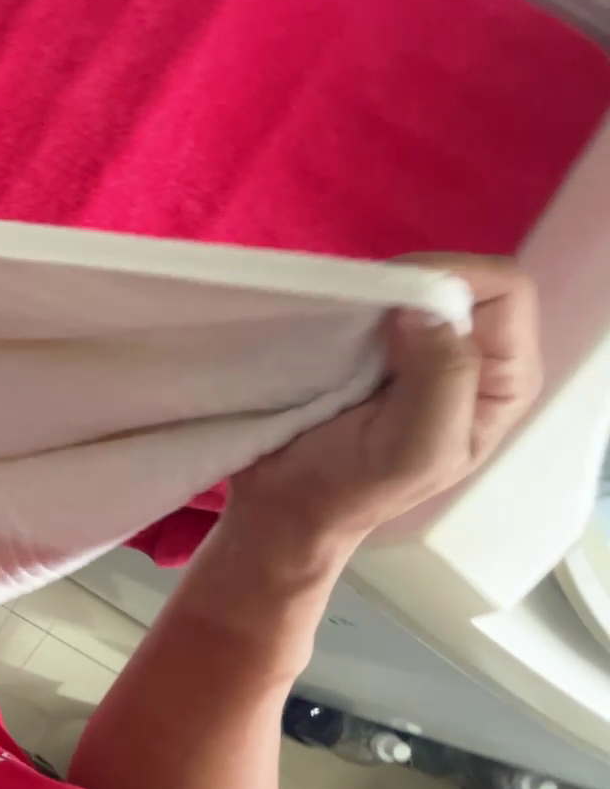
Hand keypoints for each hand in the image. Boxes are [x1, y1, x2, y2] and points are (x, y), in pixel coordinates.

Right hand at [228, 255, 542, 553]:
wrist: (283, 510)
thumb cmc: (351, 488)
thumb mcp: (416, 447)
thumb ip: (441, 377)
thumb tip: (421, 307)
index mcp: (496, 379)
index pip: (506, 294)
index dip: (454, 278)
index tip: (387, 292)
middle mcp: (462, 359)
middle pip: (457, 286)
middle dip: (406, 285)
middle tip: (350, 308)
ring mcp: (406, 357)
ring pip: (406, 295)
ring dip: (368, 298)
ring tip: (331, 321)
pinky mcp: (356, 360)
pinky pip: (361, 316)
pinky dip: (339, 313)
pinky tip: (318, 331)